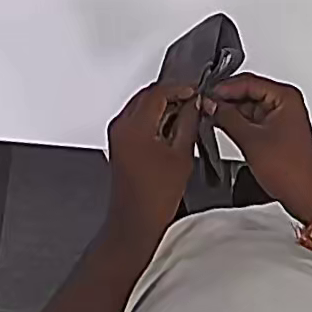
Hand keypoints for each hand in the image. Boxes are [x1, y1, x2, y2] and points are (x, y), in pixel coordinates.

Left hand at [104, 81, 198, 241]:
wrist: (136, 222)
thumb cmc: (155, 198)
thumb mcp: (181, 155)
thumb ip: (188, 123)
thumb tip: (193, 105)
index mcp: (134, 126)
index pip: (156, 93)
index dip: (178, 89)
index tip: (193, 91)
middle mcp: (121, 125)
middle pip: (146, 96)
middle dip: (169, 94)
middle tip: (190, 99)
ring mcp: (117, 133)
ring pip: (140, 105)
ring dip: (161, 105)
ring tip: (183, 113)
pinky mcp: (118, 141)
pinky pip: (135, 117)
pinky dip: (152, 116)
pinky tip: (169, 126)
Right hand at [209, 74, 311, 221]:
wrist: (307, 198)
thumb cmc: (292, 171)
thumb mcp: (251, 140)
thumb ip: (227, 117)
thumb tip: (211, 104)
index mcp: (285, 97)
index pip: (248, 82)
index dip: (225, 88)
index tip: (207, 94)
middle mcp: (284, 103)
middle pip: (247, 91)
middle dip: (225, 99)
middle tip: (205, 104)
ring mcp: (279, 116)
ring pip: (247, 105)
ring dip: (229, 111)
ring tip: (210, 115)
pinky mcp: (274, 129)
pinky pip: (251, 118)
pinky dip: (236, 121)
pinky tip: (221, 125)